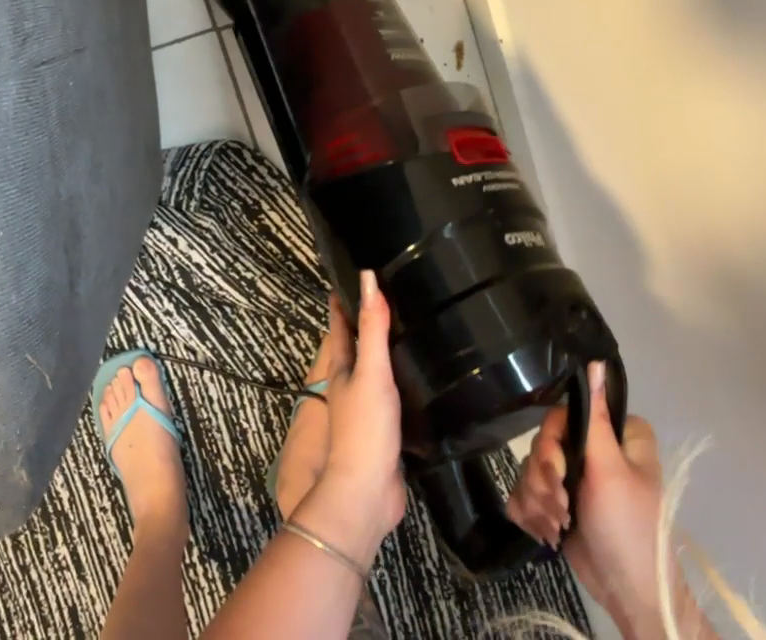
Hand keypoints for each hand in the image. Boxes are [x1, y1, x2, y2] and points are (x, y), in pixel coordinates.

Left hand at [289, 270, 405, 563]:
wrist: (369, 491)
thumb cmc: (364, 427)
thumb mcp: (371, 371)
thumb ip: (372, 328)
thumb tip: (368, 278)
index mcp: (341, 369)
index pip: (340, 326)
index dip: (344, 301)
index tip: (354, 274)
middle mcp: (351, 385)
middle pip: (358, 348)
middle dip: (368, 325)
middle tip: (392, 299)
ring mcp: (368, 409)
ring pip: (377, 372)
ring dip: (388, 354)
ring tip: (413, 332)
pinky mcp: (387, 430)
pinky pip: (396, 397)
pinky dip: (406, 384)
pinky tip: (425, 379)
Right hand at [507, 362, 667, 628]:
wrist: (626, 592)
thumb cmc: (628, 528)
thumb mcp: (609, 470)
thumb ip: (594, 418)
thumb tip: (595, 361)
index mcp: (615, 437)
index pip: (565, 414)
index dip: (554, 439)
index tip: (562, 464)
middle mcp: (594, 451)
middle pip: (542, 444)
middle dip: (544, 479)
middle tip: (562, 503)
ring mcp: (574, 479)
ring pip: (529, 470)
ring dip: (538, 501)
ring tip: (557, 526)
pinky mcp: (557, 503)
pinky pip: (523, 493)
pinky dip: (531, 513)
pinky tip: (546, 531)